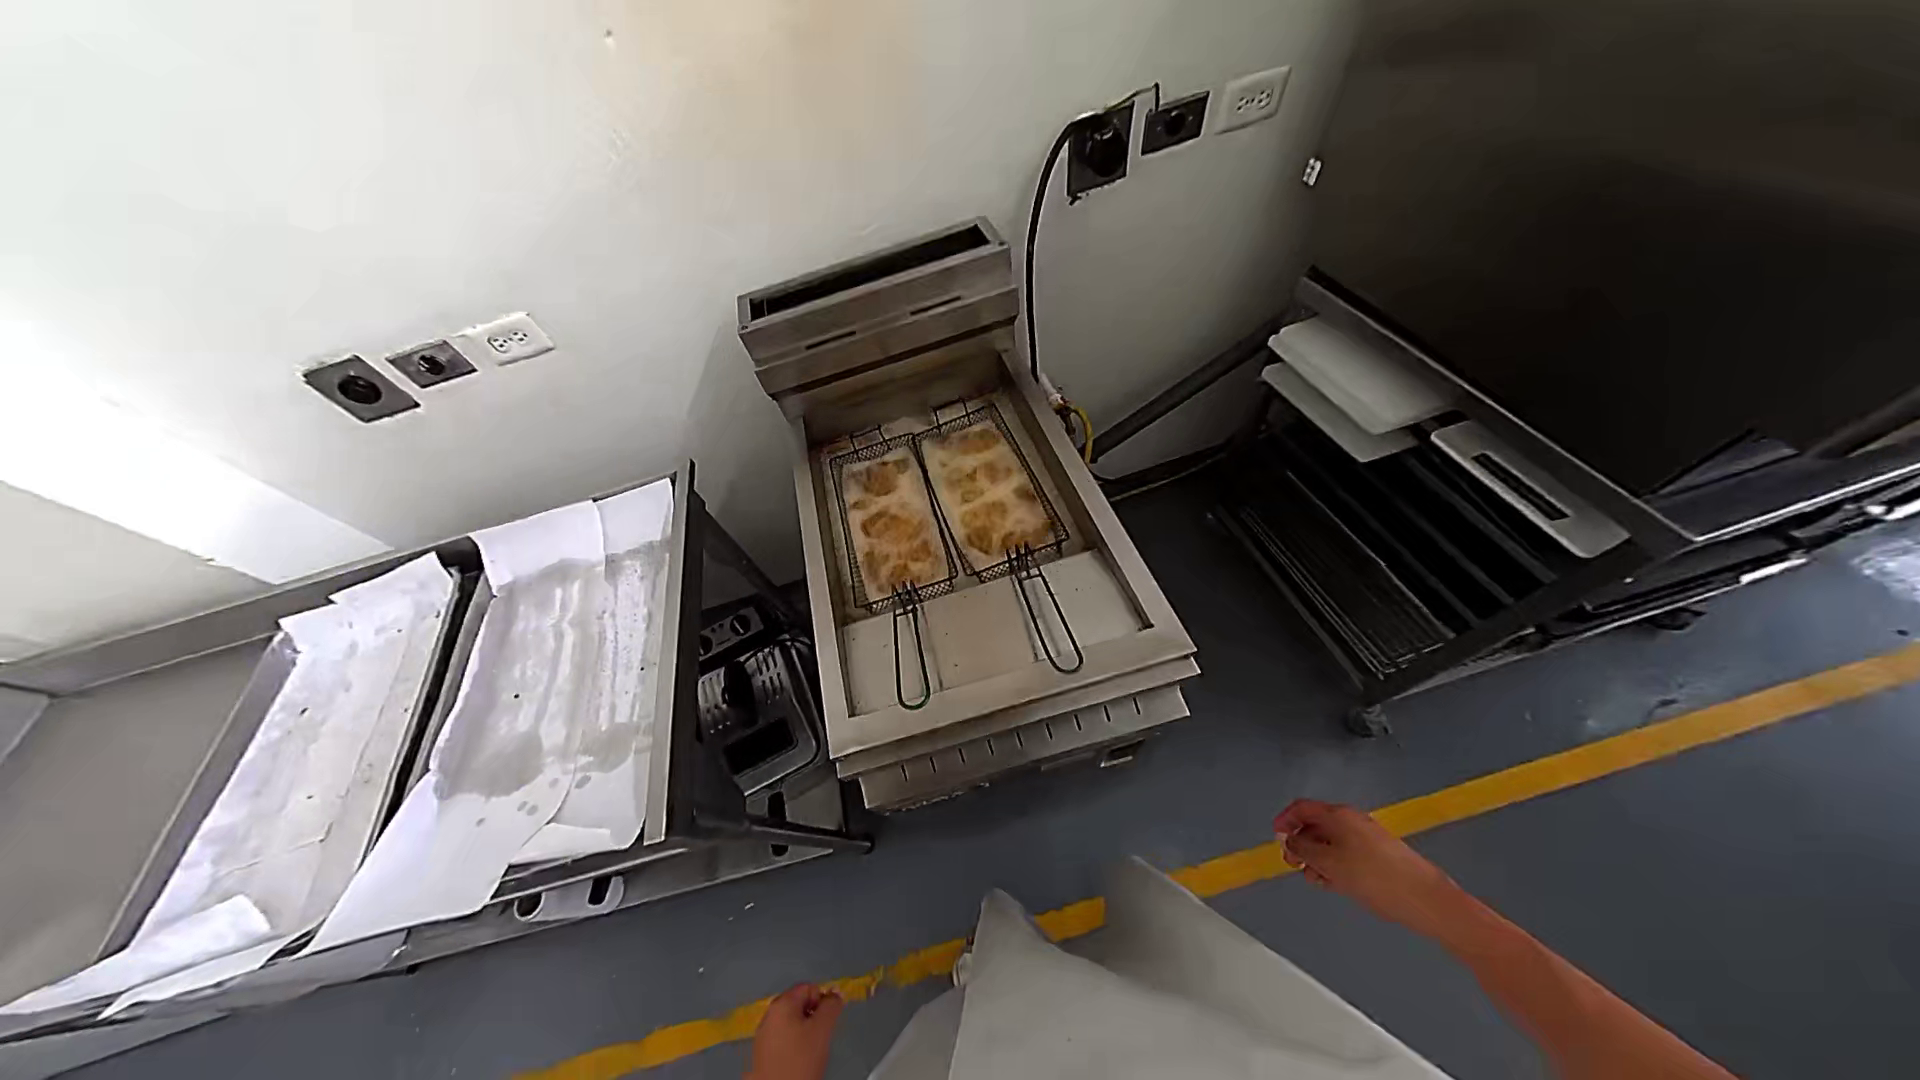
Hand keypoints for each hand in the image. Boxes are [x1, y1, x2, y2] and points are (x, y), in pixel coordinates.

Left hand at [747, 983, 843, 1079]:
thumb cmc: (800, 1060)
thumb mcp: (823, 1029)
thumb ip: (832, 1006)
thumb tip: (835, 993)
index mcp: (782, 1003)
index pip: (809, 988)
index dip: (822, 1001)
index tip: (826, 1022)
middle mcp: (769, 1014)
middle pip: (800, 1005)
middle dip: (814, 1018)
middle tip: (820, 1038)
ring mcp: (764, 1035)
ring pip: (792, 1023)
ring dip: (805, 1033)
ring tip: (810, 1052)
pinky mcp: (762, 1054)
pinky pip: (784, 1039)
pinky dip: (794, 1046)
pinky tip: (798, 1061)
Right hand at [1273, 798, 1466, 937]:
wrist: (1426, 901)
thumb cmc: (1374, 877)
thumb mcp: (1328, 863)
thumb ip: (1302, 849)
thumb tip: (1288, 840)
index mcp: (1338, 815)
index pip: (1302, 808)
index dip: (1285, 820)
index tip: (1277, 839)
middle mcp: (1352, 821)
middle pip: (1315, 825)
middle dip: (1301, 844)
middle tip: (1295, 865)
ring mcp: (1367, 838)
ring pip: (1330, 843)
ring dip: (1318, 859)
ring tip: (1319, 880)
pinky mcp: (1379, 855)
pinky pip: (1346, 854)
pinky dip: (1335, 866)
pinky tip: (1337, 884)